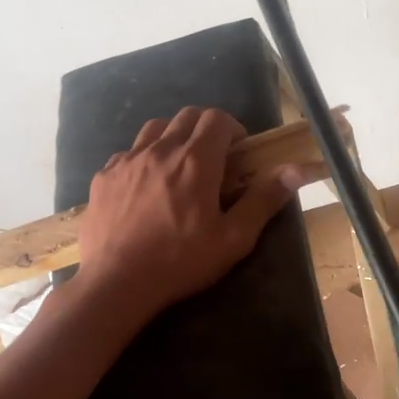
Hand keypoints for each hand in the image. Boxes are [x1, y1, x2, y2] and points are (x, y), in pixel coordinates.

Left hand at [74, 107, 298, 318]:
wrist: (116, 282)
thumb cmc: (181, 261)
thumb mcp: (234, 238)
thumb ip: (264, 200)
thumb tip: (295, 170)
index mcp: (196, 161)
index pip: (217, 119)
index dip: (233, 128)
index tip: (240, 153)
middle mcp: (160, 150)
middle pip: (186, 116)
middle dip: (206, 128)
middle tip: (216, 159)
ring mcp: (127, 161)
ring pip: (155, 128)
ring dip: (174, 137)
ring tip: (181, 167)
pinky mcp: (103, 177)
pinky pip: (128, 152)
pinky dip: (145, 158)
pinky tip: (148, 186)